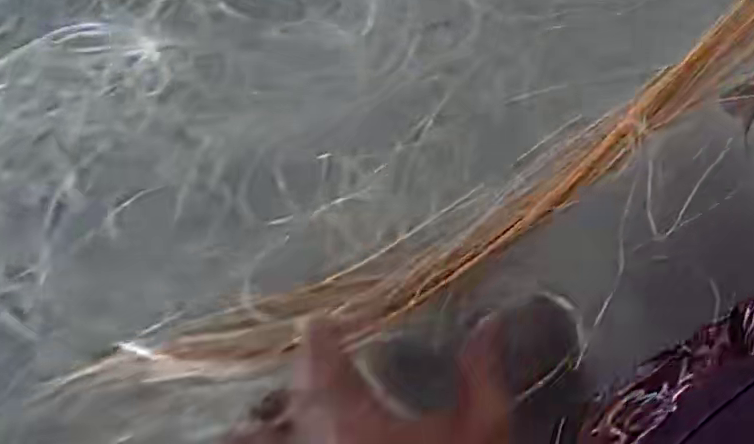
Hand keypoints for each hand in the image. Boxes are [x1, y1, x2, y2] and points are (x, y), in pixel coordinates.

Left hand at [226, 318, 510, 443]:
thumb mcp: (485, 426)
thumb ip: (481, 371)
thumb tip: (489, 321)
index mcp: (353, 431)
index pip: (324, 377)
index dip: (319, 347)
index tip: (316, 324)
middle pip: (264, 431)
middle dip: (274, 405)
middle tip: (295, 382)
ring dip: (266, 435)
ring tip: (277, 424)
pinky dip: (290, 443)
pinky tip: (303, 438)